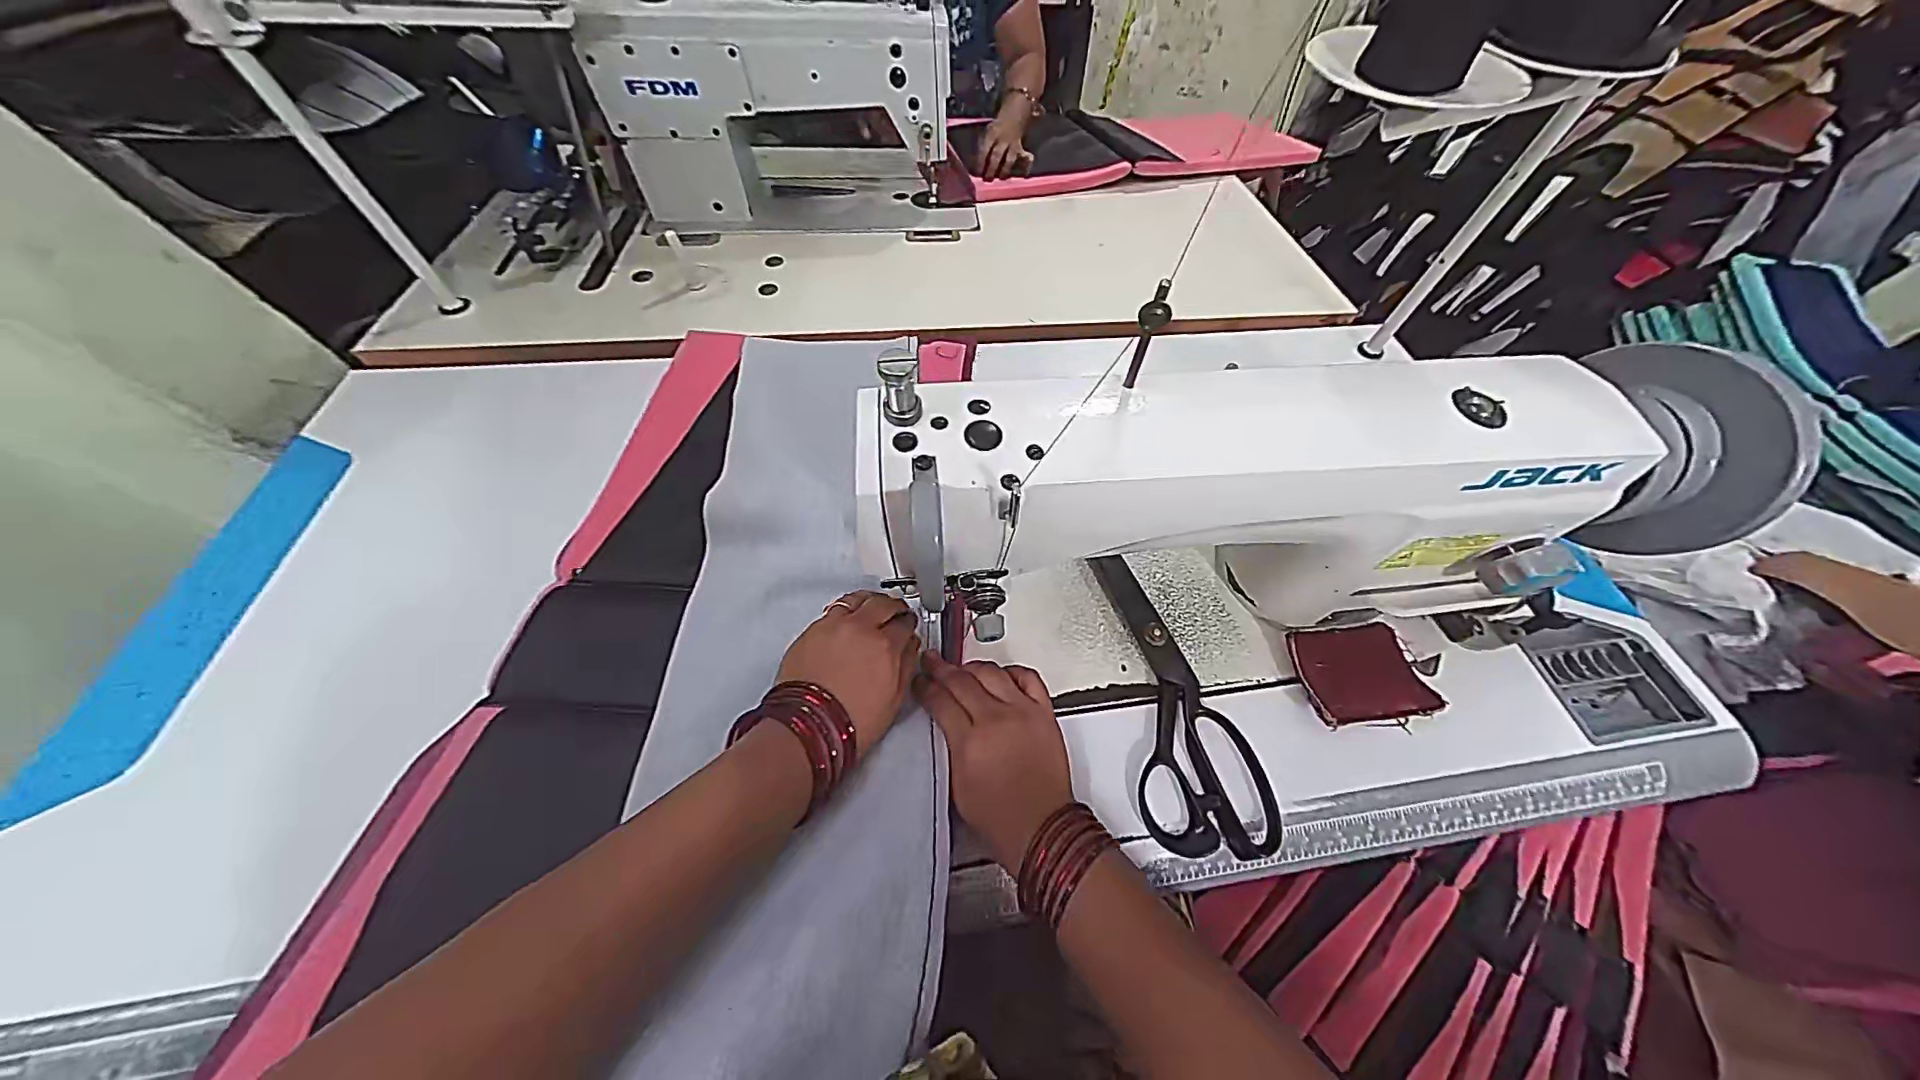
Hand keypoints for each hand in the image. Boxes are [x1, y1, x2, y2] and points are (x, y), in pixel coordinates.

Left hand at [777, 591, 919, 755]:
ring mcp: (835, 627)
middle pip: (883, 604)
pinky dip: (846, 608)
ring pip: (857, 599)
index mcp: (886, 646)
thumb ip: (905, 667)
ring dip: (869, 601)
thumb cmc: (847, 721)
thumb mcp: (894, 700)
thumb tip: (910, 649)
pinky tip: (848, 616)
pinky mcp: (813, 630)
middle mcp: (861, 630)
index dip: (909, 624)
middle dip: (894, 607)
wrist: (809, 727)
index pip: (905, 624)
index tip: (908, 626)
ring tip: (872, 607)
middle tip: (896, 612)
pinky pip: (835, 609)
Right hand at [914, 652, 1071, 868]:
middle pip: (962, 680)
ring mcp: (1023, 714)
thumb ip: (949, 746)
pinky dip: (1013, 672)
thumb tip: (942, 720)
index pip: (941, 699)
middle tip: (933, 663)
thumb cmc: (1001, 817)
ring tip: (963, 668)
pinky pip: (1028, 678)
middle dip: (942, 669)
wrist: (1040, 828)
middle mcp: (997, 721)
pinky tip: (1003, 674)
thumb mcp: (957, 785)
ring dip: (973, 667)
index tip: (921, 682)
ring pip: (992, 673)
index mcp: (970, 742)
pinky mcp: (1044, 714)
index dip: (926, 686)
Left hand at [979, 111, 1034, 179]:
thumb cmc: (1002, 115)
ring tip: (1001, 178)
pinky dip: (1019, 165)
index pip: (983, 150)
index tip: (977, 172)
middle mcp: (1002, 139)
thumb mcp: (990, 126)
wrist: (1019, 103)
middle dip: (991, 170)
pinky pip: (1019, 157)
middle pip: (995, 158)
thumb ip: (986, 140)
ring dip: (1004, 171)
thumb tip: (981, 157)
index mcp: (992, 133)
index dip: (980, 162)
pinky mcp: (1020, 144)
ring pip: (1008, 160)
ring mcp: (1012, 142)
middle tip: (987, 179)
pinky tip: (1018, 172)